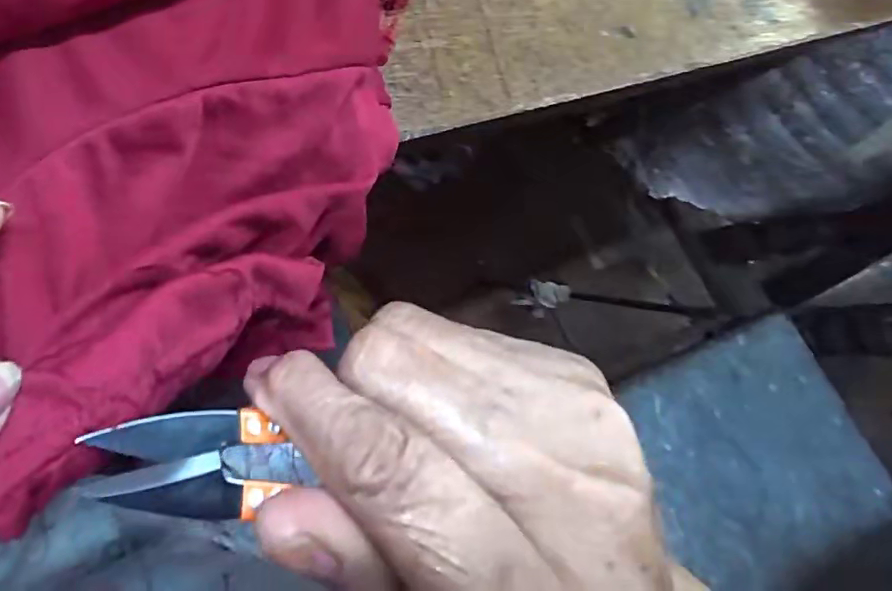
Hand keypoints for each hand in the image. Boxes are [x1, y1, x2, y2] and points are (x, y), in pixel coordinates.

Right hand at [245, 303, 702, 589]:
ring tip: (396, 414)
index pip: (398, 468)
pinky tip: (448, 405)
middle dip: (348, 381)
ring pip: (425, 330)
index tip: (265, 382)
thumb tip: (274, 508)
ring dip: (387, 366)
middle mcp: (565, 477)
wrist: (626, 587)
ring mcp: (578, 408)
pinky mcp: (579, 369)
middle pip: (404, 366)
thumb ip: (358, 563)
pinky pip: (460, 326)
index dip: (318, 413)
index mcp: (524, 578)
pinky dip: (430, 359)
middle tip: (333, 414)